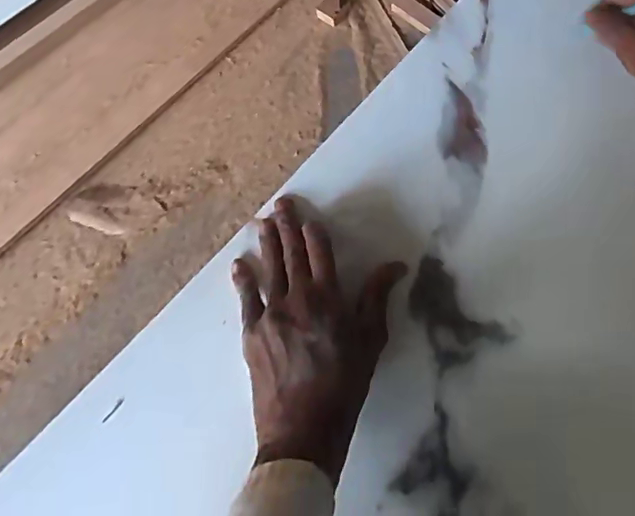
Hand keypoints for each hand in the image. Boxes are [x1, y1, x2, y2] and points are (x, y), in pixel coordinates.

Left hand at [231, 196, 408, 482]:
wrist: (302, 430)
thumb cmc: (344, 385)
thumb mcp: (370, 341)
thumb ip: (377, 298)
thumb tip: (395, 265)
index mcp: (328, 298)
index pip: (320, 253)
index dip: (313, 232)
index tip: (309, 216)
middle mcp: (298, 297)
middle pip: (292, 253)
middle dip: (287, 226)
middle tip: (282, 203)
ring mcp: (271, 314)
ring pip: (269, 269)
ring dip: (266, 243)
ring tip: (263, 221)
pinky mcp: (252, 333)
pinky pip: (247, 299)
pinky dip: (243, 280)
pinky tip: (239, 265)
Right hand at [585, 0, 634, 132]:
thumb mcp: (621, 37)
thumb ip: (602, 20)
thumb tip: (591, 12)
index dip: (602, 8)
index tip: (591, 22)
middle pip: (634, 3)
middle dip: (616, 16)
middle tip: (600, 30)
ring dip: (628, 24)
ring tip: (613, 39)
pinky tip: (632, 43)